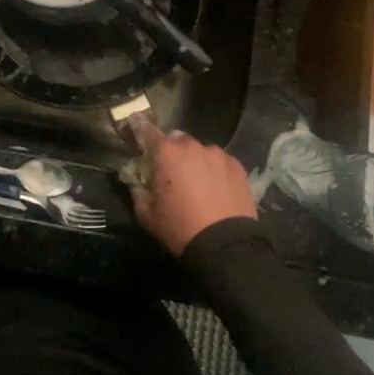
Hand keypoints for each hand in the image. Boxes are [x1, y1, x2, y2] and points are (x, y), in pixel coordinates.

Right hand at [128, 119, 256, 256]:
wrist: (226, 246)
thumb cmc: (180, 227)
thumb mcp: (147, 215)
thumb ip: (137, 191)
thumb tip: (136, 181)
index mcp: (166, 153)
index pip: (146, 131)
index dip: (139, 128)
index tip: (136, 128)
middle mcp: (191, 146)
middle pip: (176, 140)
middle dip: (172, 152)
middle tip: (173, 174)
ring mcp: (217, 154)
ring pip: (200, 151)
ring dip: (195, 161)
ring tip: (199, 184)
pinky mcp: (237, 166)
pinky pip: (220, 162)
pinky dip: (215, 170)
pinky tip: (217, 189)